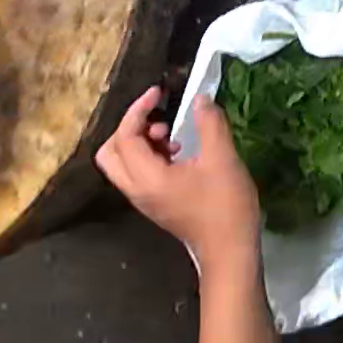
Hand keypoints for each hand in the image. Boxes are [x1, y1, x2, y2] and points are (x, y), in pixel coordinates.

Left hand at [96, 86, 261, 274]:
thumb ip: (209, 123)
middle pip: (111, 152)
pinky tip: (181, 151)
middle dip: (130, 126)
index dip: (138, 109)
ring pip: (124, 163)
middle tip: (159, 115)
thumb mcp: (222, 157)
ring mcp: (145, 199)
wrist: (231, 250)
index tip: (159, 92)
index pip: (125, 136)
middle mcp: (137, 189)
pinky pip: (140, 172)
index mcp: (147, 178)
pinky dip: (152, 154)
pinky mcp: (157, 203)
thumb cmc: (225, 204)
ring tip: (173, 133)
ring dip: (142, 140)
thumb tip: (200, 99)